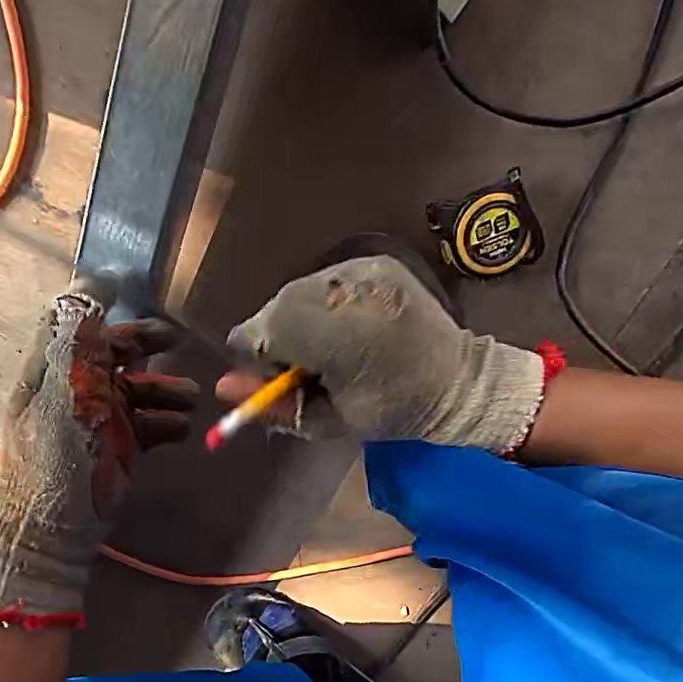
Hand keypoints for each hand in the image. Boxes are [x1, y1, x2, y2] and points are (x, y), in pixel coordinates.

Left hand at [0, 293, 195, 627]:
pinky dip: (168, 421)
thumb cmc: (58, 452)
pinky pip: (150, 422)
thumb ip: (82, 337)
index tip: (140, 297)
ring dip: (166, 388)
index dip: (106, 306)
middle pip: (116, 352)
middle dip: (148, 345)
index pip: (79, 323)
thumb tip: (93, 282)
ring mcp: (100, 417)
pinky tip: (181, 428)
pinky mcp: (122, 445)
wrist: (57, 523)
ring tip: (191, 396)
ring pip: (140, 388)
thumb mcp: (67, 388)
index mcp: (55, 368)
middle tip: (178, 340)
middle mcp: (77, 387)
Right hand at [216, 255, 544, 452]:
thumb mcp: (328, 420)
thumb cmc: (393, 409)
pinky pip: (324, 281)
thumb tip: (222, 387)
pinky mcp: (375, 260)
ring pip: (298, 292)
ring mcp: (362, 269)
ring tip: (334, 345)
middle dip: (280, 338)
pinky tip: (350, 326)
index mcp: (336, 334)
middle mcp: (344, 290)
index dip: (261, 359)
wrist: (460, 379)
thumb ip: (272, 404)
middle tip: (312, 366)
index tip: (286, 377)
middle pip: (276, 307)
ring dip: (300, 319)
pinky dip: (323, 305)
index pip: (259, 331)